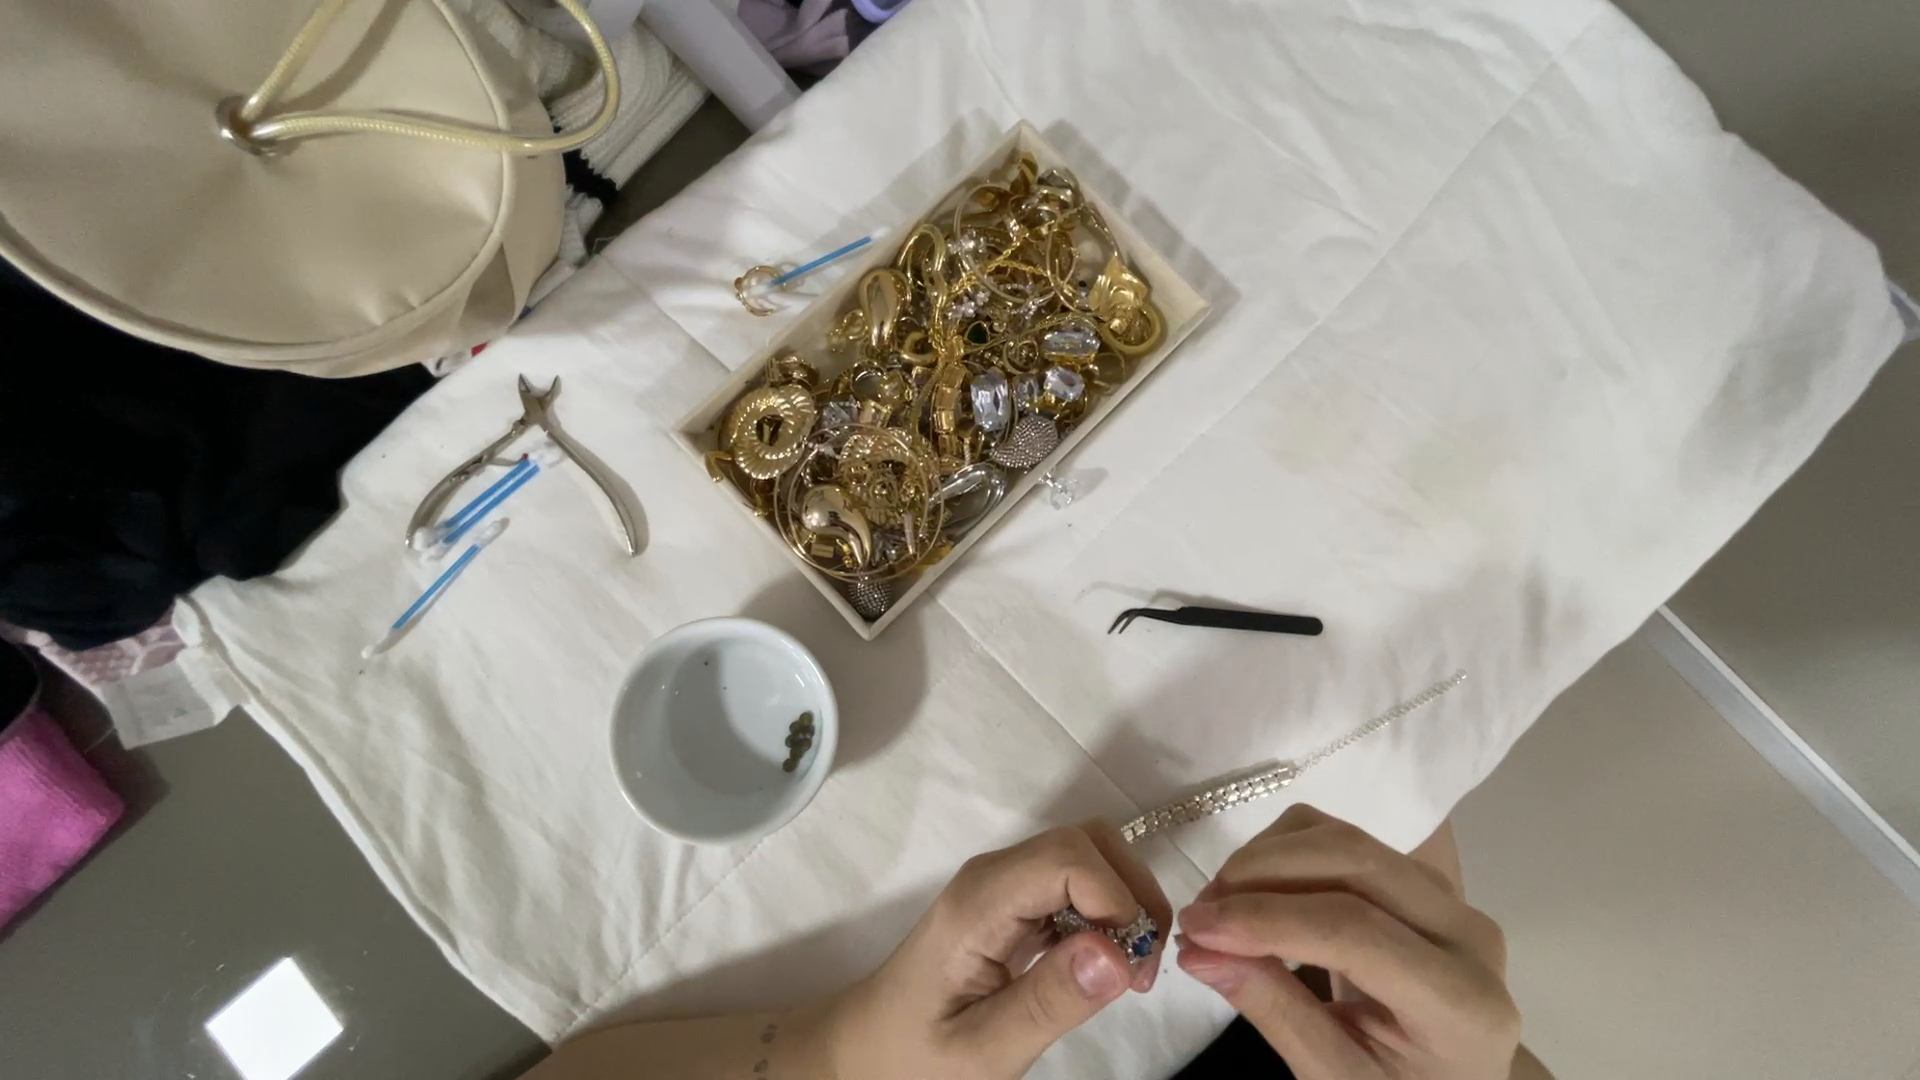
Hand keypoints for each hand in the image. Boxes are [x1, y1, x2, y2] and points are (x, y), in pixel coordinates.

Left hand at [819, 822, 1170, 1079]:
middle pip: (1085, 842)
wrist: (869, 1046)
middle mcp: (995, 874)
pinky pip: (1075, 883)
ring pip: (1087, 855)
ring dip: (1123, 902)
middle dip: (1130, 895)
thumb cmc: (916, 1056)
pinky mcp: (1014, 900)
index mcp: (981, 901)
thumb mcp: (982, 1052)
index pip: (1068, 856)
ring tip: (1127, 972)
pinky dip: (1105, 913)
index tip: (1133, 970)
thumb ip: (1049, 1002)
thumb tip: (1119, 951)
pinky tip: (1101, 965)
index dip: (1115, 899)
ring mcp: (1004, 882)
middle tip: (1140, 972)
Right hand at [1176, 805, 1520, 1078]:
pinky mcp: (1410, 872)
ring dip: (1263, 856)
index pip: (1355, 932)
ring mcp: (1443, 894)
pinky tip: (1254, 891)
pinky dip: (1278, 848)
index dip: (1266, 919)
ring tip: (1220, 903)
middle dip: (1258, 871)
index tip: (1194, 928)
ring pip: (1337, 835)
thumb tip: (1195, 950)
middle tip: (1200, 910)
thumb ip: (1273, 1011)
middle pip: (1351, 859)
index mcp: (1464, 1003)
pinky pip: (1332, 832)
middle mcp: (1466, 932)